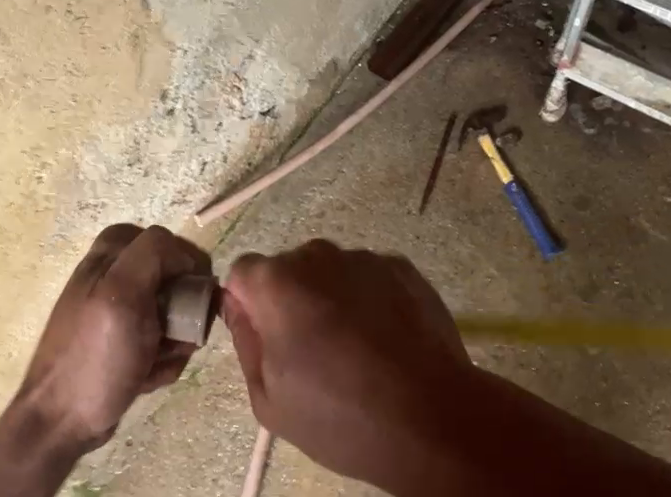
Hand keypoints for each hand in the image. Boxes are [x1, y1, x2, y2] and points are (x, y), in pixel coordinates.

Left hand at [16, 223, 211, 451]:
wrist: (60, 424)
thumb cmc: (94, 355)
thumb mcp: (123, 290)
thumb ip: (152, 253)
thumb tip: (182, 255)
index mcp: (106, 259)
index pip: (160, 240)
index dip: (180, 261)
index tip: (191, 289)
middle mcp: (110, 281)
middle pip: (170, 280)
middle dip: (182, 309)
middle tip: (179, 331)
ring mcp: (116, 317)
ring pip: (170, 314)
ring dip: (175, 339)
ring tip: (161, 360)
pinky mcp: (122, 348)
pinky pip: (160, 343)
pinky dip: (162, 360)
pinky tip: (149, 376)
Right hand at [220, 240, 480, 489]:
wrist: (430, 415)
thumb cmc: (339, 415)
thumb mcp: (269, 399)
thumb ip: (246, 343)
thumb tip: (240, 309)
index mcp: (277, 283)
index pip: (243, 274)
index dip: (249, 305)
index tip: (266, 341)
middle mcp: (319, 255)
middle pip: (290, 269)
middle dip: (292, 300)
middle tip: (311, 352)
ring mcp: (366, 257)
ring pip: (333, 272)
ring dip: (332, 297)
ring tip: (355, 350)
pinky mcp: (403, 267)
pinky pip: (370, 278)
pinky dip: (370, 299)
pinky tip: (385, 341)